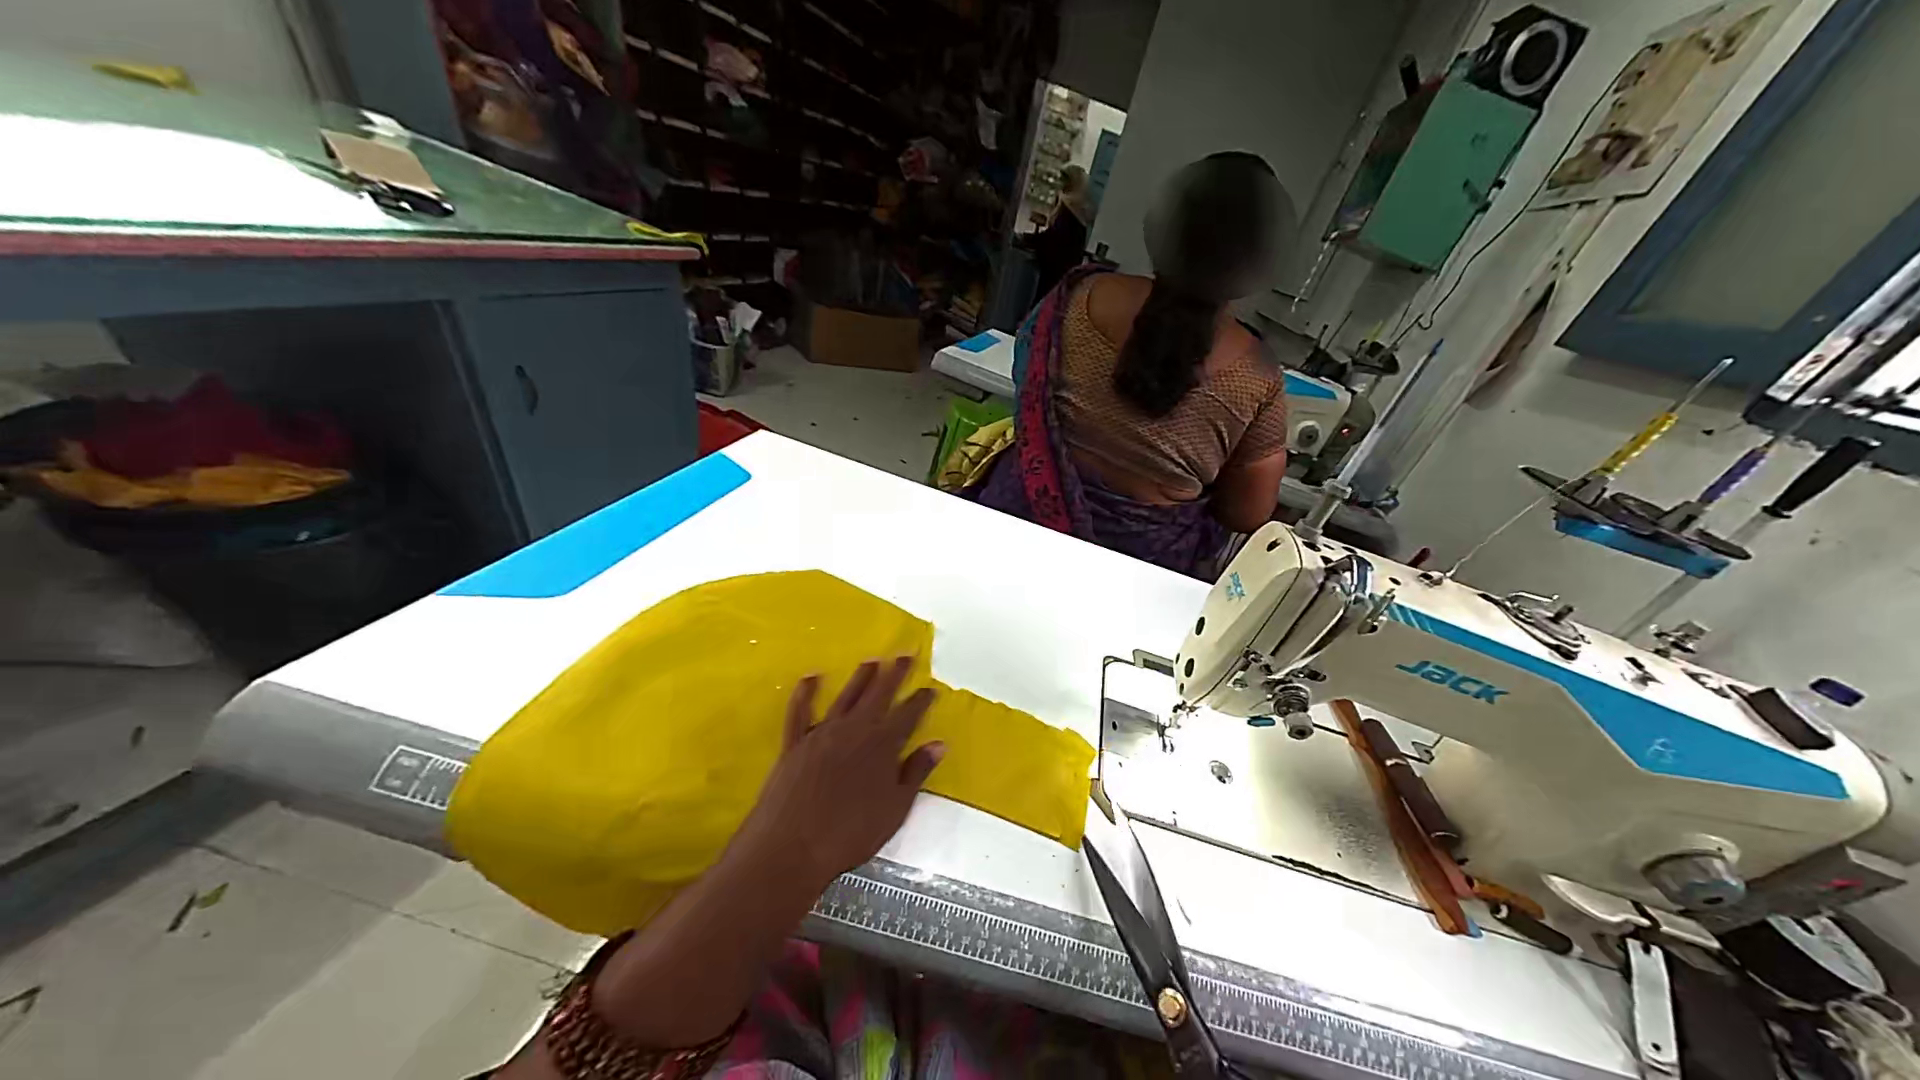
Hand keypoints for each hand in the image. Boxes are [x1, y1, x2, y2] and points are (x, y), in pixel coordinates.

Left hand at [736, 657, 943, 884]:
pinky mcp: (795, 742)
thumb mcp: (894, 809)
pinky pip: (800, 710)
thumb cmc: (850, 835)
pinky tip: (812, 677)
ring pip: (846, 696)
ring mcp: (822, 733)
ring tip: (872, 660)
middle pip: (879, 694)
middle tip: (904, 652)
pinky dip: (806, 692)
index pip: (908, 715)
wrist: (791, 847)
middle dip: (894, 673)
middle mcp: (854, 731)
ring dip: (860, 677)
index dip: (920, 700)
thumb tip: (938, 745)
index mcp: (882, 746)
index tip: (929, 688)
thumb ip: (915, 773)